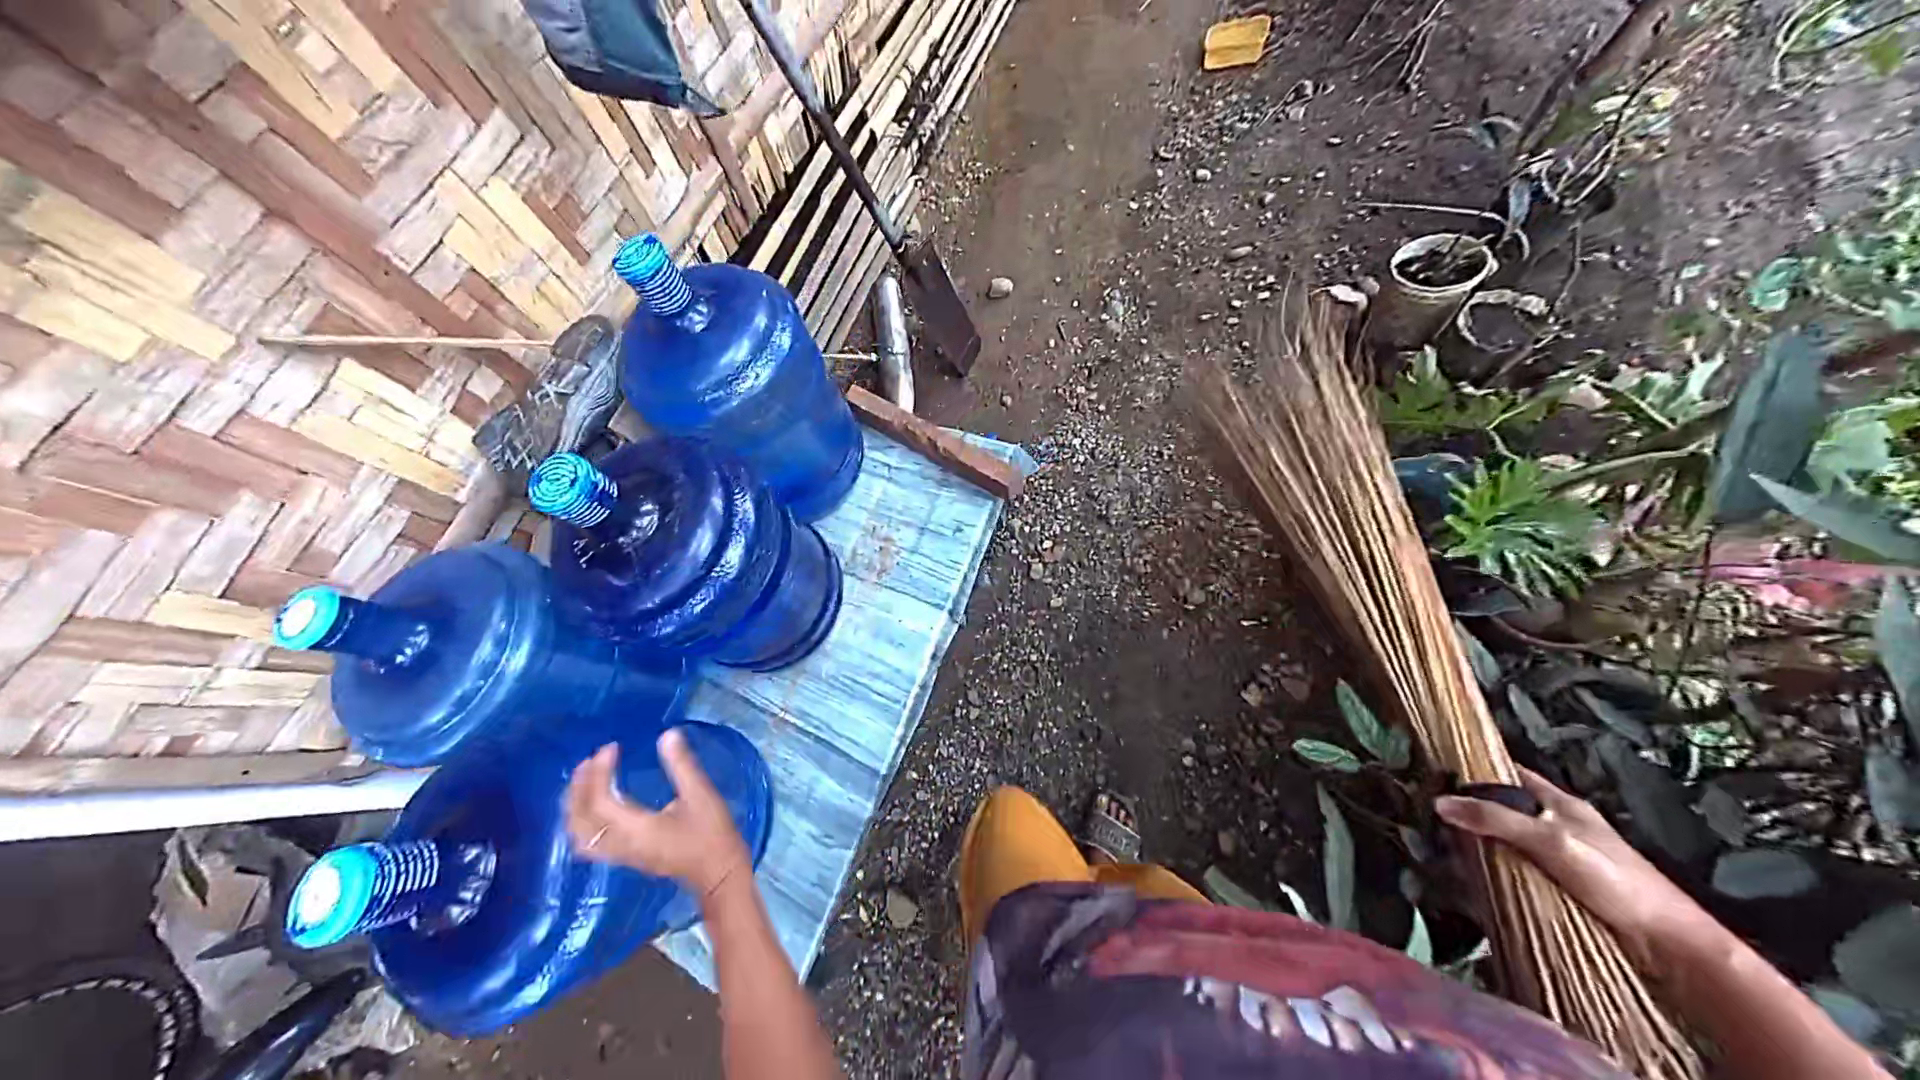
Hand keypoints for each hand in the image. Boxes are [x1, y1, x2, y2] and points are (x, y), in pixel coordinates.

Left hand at [565, 728, 752, 898]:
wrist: (718, 873)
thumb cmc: (711, 834)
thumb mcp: (701, 795)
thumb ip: (682, 765)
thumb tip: (667, 736)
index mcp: (635, 828)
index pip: (600, 800)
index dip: (598, 771)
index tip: (611, 748)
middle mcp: (620, 844)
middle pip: (579, 819)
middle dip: (578, 787)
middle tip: (590, 760)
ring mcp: (620, 854)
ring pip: (579, 833)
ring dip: (576, 805)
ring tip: (585, 779)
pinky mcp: (625, 857)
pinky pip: (588, 840)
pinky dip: (582, 820)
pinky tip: (594, 806)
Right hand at [1435, 767, 1716, 971]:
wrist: (1670, 947)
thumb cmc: (1617, 882)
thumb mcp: (1551, 841)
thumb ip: (1496, 820)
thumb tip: (1440, 803)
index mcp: (1559, 803)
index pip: (1505, 771)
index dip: (1471, 767)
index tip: (1434, 770)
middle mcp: (1556, 824)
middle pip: (1500, 806)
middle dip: (1467, 809)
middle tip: (1428, 812)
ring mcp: (1557, 856)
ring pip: (1504, 838)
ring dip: (1477, 843)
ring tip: (1439, 845)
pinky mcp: (1558, 885)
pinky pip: (1512, 867)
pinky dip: (1490, 868)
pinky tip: (1471, 875)